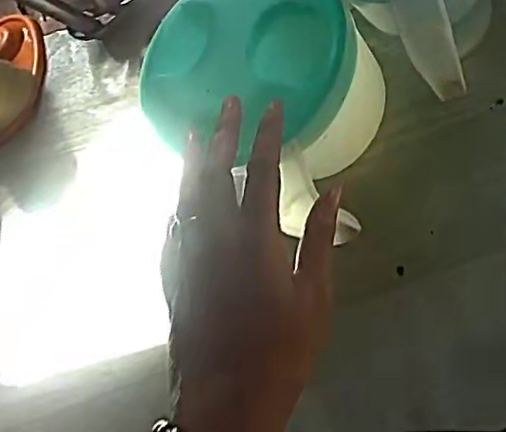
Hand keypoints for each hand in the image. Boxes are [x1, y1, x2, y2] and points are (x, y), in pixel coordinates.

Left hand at [168, 97, 338, 431]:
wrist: (227, 403)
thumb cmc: (282, 348)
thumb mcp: (314, 294)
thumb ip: (319, 237)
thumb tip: (335, 188)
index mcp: (256, 239)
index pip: (261, 173)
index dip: (267, 135)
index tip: (272, 106)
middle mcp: (217, 242)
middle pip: (216, 176)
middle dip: (222, 136)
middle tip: (228, 104)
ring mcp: (189, 262)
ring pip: (186, 200)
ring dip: (191, 164)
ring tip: (192, 135)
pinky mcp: (174, 284)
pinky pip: (170, 235)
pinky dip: (176, 209)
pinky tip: (177, 201)